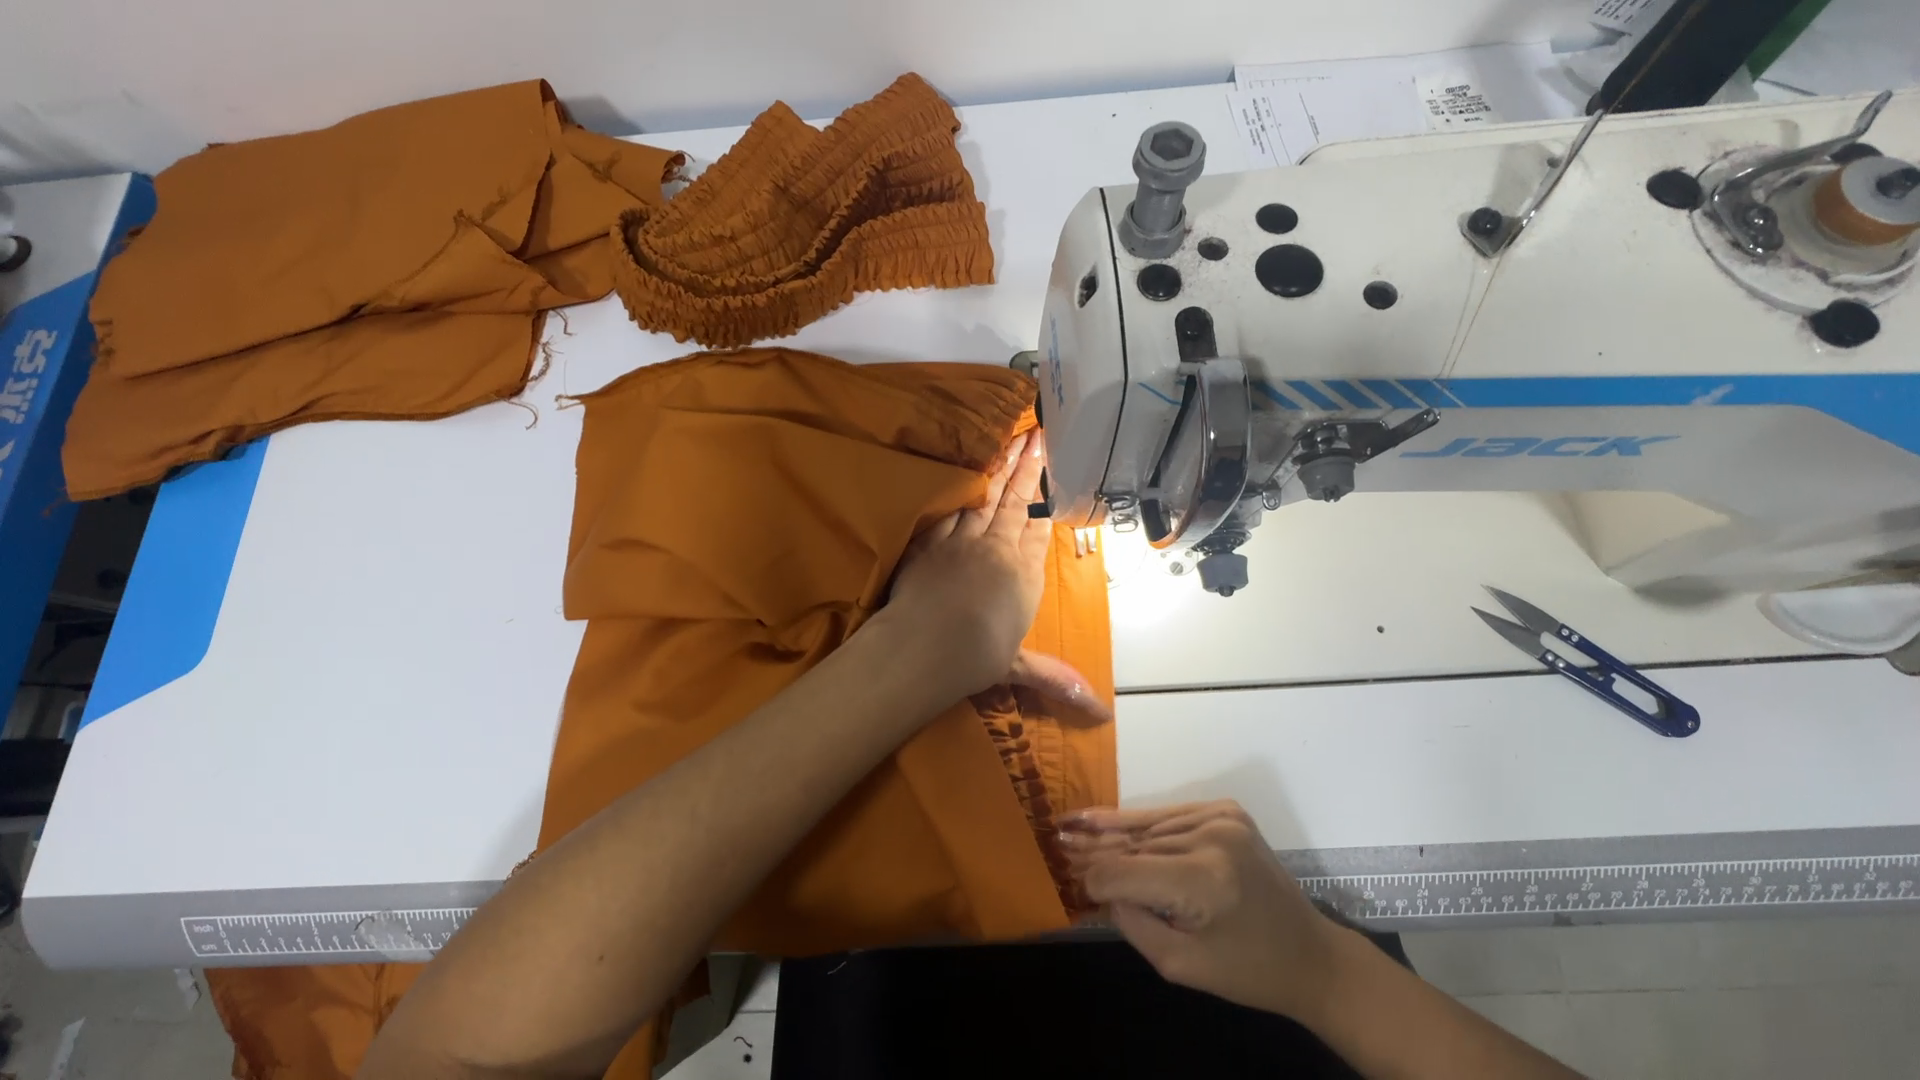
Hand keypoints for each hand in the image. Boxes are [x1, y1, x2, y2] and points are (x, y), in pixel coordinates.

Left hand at [880, 432, 1107, 719]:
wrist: (925, 644)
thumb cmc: (976, 657)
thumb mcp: (1017, 668)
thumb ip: (1054, 679)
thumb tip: (1102, 714)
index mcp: (1024, 573)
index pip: (1038, 529)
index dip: (1045, 500)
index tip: (1051, 473)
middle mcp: (997, 548)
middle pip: (1015, 500)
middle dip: (1027, 467)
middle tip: (1035, 435)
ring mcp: (962, 539)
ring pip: (984, 496)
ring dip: (997, 468)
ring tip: (1009, 442)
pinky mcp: (930, 540)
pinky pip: (949, 509)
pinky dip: (958, 492)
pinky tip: (961, 481)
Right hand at [1060, 800, 1341, 1020]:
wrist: (1311, 954)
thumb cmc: (1247, 971)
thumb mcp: (1180, 964)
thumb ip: (1132, 923)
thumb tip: (1097, 888)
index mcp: (1203, 879)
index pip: (1124, 872)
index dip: (1094, 881)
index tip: (1070, 889)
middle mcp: (1212, 836)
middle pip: (1134, 845)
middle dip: (1095, 852)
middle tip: (1055, 845)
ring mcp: (1221, 818)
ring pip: (1147, 827)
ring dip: (1111, 834)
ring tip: (1068, 827)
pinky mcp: (1227, 811)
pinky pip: (1168, 817)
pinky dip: (1139, 824)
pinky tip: (1102, 818)